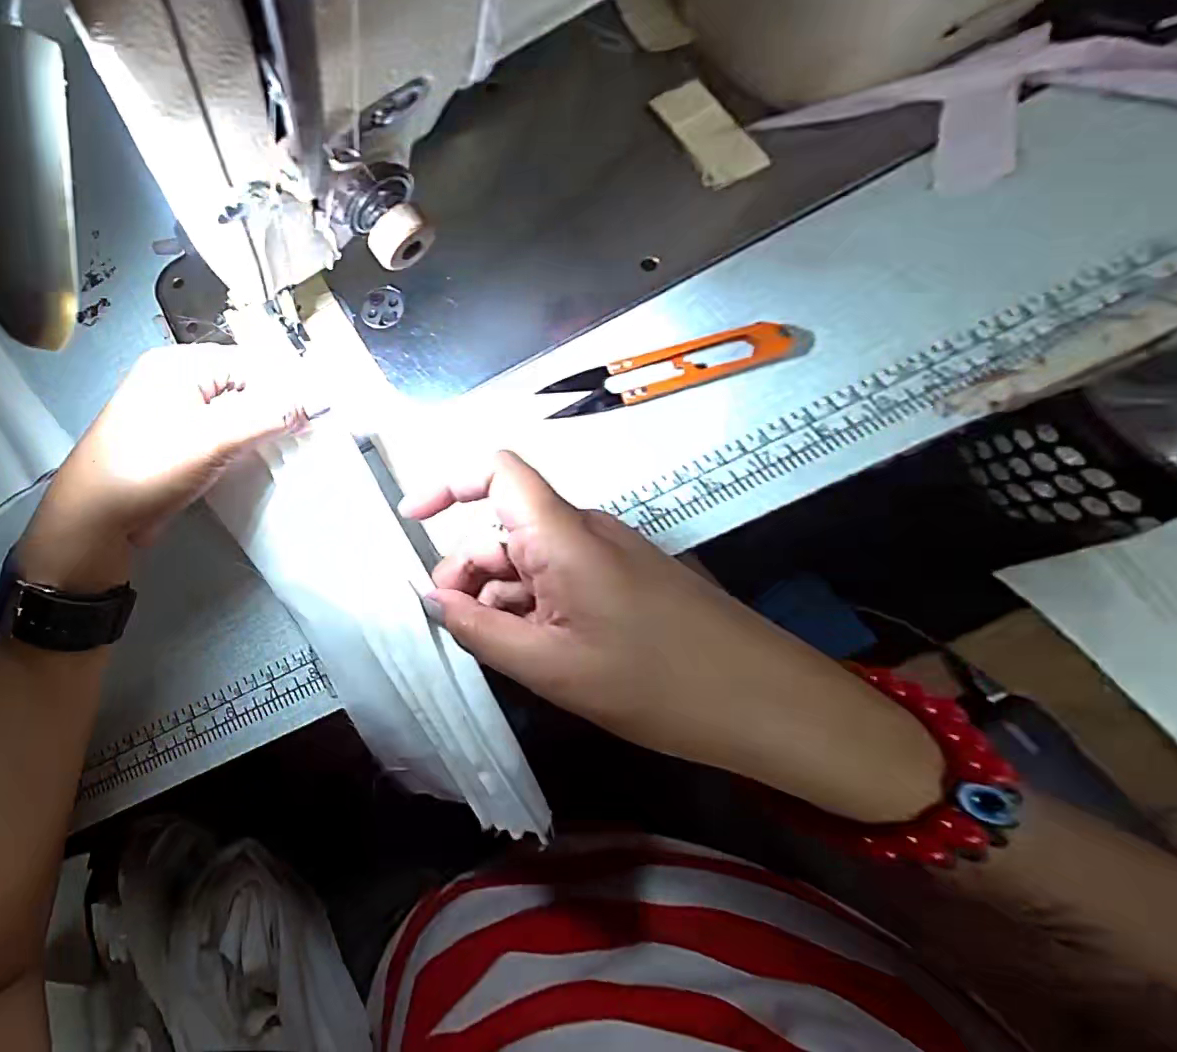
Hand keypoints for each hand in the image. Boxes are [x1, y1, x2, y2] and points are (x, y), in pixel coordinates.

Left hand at [17, 344, 309, 590]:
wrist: (95, 520)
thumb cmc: (144, 471)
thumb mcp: (213, 438)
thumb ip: (269, 414)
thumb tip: (316, 400)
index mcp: (180, 364)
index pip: (253, 363)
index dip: (290, 386)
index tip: (323, 412)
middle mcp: (178, 381)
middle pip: (247, 386)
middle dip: (279, 409)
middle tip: (311, 433)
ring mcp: (176, 413)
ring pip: (237, 412)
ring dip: (263, 430)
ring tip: (291, 448)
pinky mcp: (178, 443)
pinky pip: (223, 435)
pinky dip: (245, 445)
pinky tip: (261, 460)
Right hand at [401, 451, 944, 822]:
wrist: (766, 703)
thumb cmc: (654, 683)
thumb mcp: (549, 665)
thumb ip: (478, 628)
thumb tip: (432, 600)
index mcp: (561, 535)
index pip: (496, 472)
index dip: (446, 484)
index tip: (411, 520)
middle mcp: (582, 531)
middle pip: (501, 529)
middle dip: (465, 572)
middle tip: (455, 628)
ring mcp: (606, 555)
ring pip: (528, 560)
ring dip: (498, 598)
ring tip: (498, 651)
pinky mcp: (622, 580)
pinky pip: (559, 579)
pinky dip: (532, 608)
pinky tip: (533, 651)